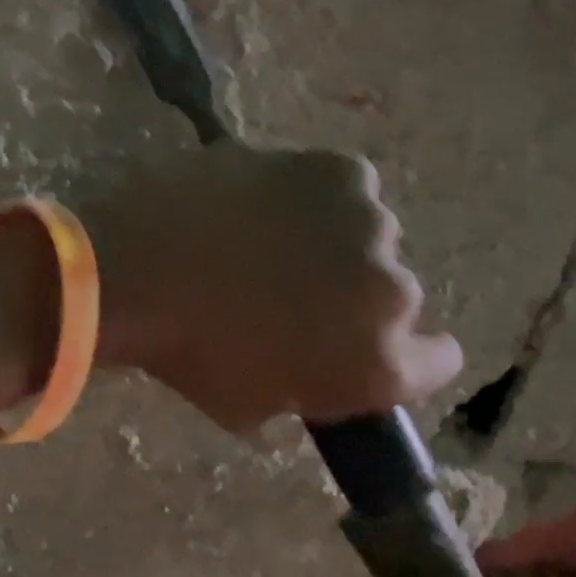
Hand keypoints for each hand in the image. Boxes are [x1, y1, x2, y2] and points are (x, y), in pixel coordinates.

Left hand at [87, 146, 462, 429]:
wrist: (138, 270)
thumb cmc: (186, 354)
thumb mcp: (244, 407)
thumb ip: (298, 393)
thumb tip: (303, 376)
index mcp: (378, 361)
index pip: (437, 362)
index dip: (403, 360)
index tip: (361, 352)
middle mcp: (393, 289)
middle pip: (392, 297)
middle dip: (351, 301)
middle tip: (290, 300)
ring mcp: (369, 220)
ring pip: (367, 239)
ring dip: (333, 246)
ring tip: (265, 249)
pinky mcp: (338, 169)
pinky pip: (339, 192)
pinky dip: (310, 201)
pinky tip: (260, 208)